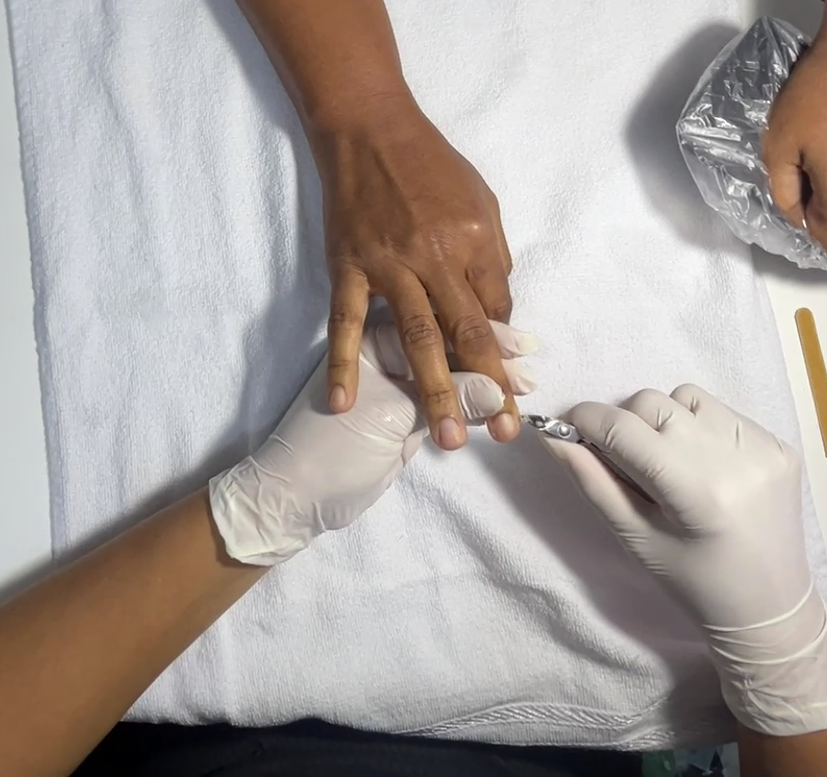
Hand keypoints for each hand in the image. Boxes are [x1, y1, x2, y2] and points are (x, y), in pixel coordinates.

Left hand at [209, 318, 536, 566]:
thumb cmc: (332, 447)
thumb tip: (499, 390)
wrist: (295, 496)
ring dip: (486, 381)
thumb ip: (444, 399)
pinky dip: (471, 403)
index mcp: (375, 341)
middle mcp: (388, 355)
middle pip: (450, 350)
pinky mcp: (403, 415)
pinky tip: (497, 404)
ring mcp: (397, 385)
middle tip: (530, 370)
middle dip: (491, 360)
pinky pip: (445, 401)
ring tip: (526, 385)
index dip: (481, 340)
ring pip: (451, 374)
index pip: (438, 329)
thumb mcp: (389, 419)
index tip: (522, 349)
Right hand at [314, 99, 516, 451]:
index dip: (501, 347)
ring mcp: (389, 265)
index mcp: (475, 240)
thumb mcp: (481, 198)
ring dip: (435, 390)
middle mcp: (436, 257)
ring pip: (416, 338)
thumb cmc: (431, 163)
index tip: (504, 382)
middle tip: (501, 432)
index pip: (495, 308)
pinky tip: (344, 403)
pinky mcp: (349, 268)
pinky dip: (344, 364)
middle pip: (467, 333)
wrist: (370, 129)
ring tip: (448, 437)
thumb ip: (491, 254)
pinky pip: (347, 323)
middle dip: (488, 387)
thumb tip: (495, 306)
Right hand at [544, 386, 826, 736]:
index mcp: (696, 490)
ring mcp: (762, 447)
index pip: (621, 427)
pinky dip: (698, 426)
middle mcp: (734, 459)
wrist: (773, 610)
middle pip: (649, 403)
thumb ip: (591, 480)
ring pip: (683, 397)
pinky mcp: (780, 444)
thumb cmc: (693, 581)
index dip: (585, 421)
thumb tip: (551, 435)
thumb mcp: (634, 537)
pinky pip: (719, 409)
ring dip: (664, 419)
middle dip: (625, 423)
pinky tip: (704, 463)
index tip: (570, 431)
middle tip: (629, 462)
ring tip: (671, 461)